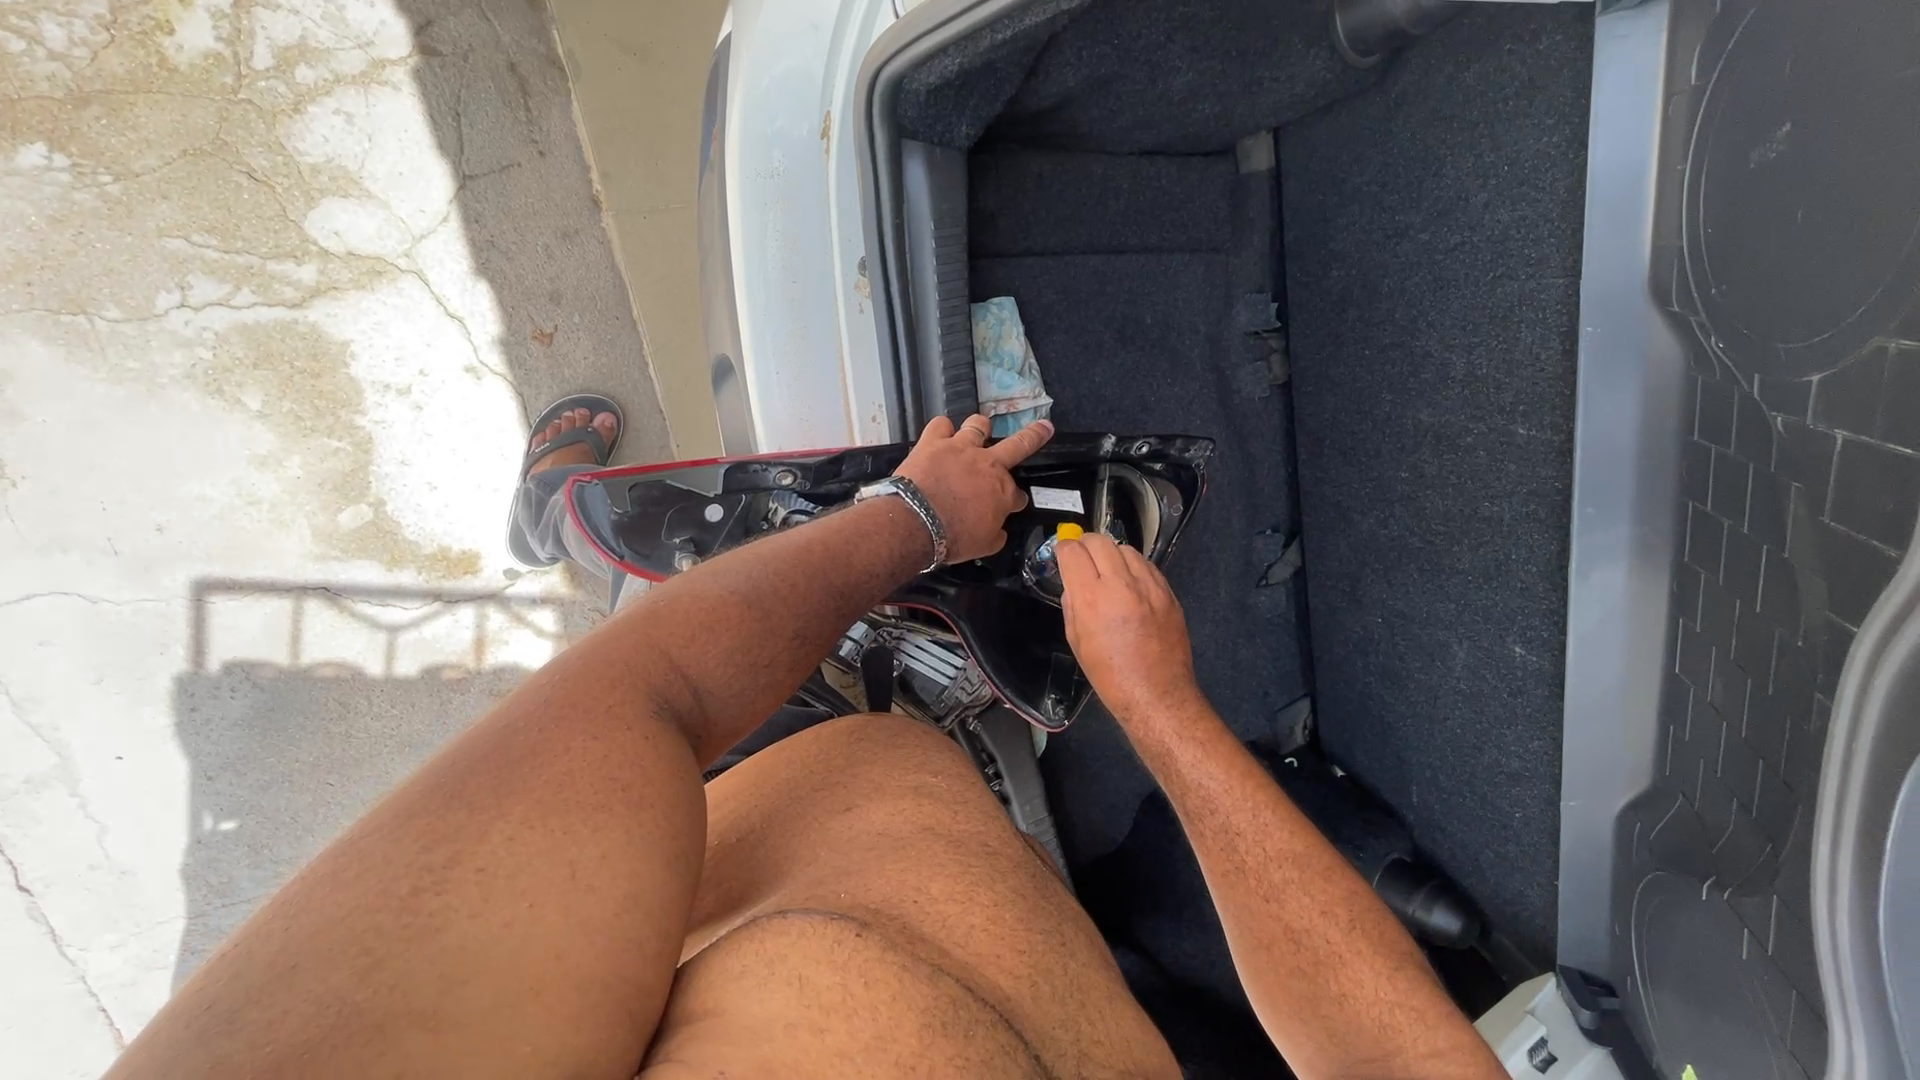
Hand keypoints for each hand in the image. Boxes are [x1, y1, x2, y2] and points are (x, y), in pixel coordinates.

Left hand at [894, 414, 1053, 562]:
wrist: (917, 523)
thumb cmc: (953, 539)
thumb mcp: (984, 546)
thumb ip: (996, 534)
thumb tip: (999, 531)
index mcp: (1003, 492)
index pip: (1018, 494)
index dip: (1015, 500)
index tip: (1011, 505)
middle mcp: (988, 465)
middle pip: (1020, 444)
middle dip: (1035, 435)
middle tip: (1044, 427)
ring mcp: (961, 448)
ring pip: (978, 424)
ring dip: (981, 427)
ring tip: (980, 430)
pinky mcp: (933, 442)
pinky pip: (941, 424)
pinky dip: (942, 429)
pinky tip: (941, 435)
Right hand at [1057, 533, 1206, 728]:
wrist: (1156, 693)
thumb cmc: (1109, 675)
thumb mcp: (1076, 640)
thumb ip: (1072, 604)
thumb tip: (1074, 582)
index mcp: (1091, 598)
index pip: (1073, 551)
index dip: (1063, 549)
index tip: (1063, 556)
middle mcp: (1121, 584)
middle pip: (1099, 540)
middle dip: (1085, 545)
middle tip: (1082, 559)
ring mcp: (1149, 586)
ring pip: (1125, 548)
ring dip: (1111, 554)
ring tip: (1108, 572)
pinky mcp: (1168, 592)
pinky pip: (1146, 565)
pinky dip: (1133, 567)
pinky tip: (1130, 584)